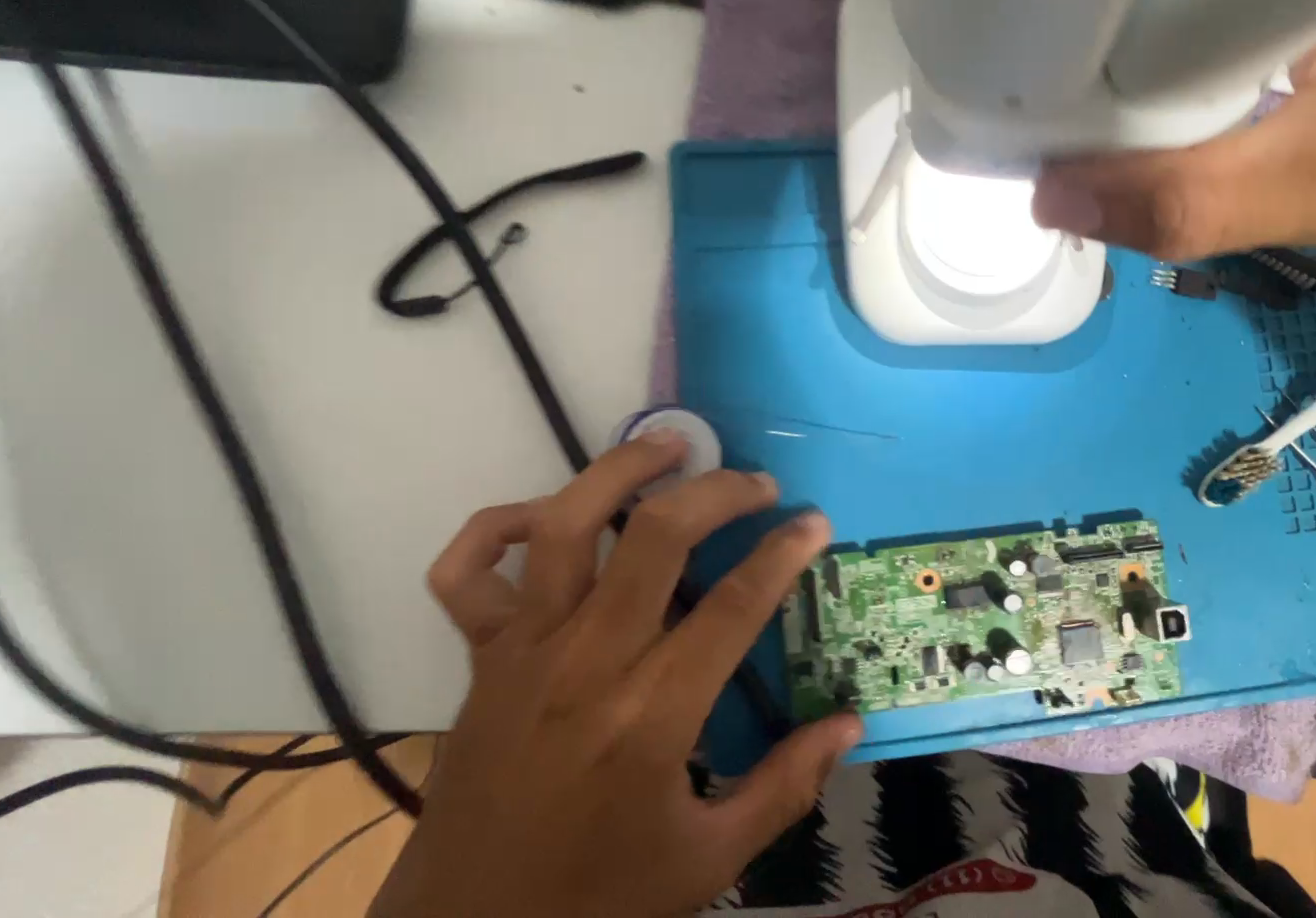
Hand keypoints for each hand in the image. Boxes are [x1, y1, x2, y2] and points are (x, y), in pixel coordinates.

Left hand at [370, 430, 862, 917]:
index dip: (782, 554)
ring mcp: (523, 650)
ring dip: (618, 471)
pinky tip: (546, 514)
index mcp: (651, 717)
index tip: (813, 523)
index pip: (731, 607)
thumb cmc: (598, 894)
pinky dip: (496, 525)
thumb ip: (786, 787)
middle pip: (654, 540)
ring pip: (563, 527)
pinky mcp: (480, 654)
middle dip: (716, 493)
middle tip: (756, 483)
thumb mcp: (709, 858)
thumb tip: (849, 723)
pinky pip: (466, 569)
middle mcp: (586, 663)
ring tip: (668, 443)